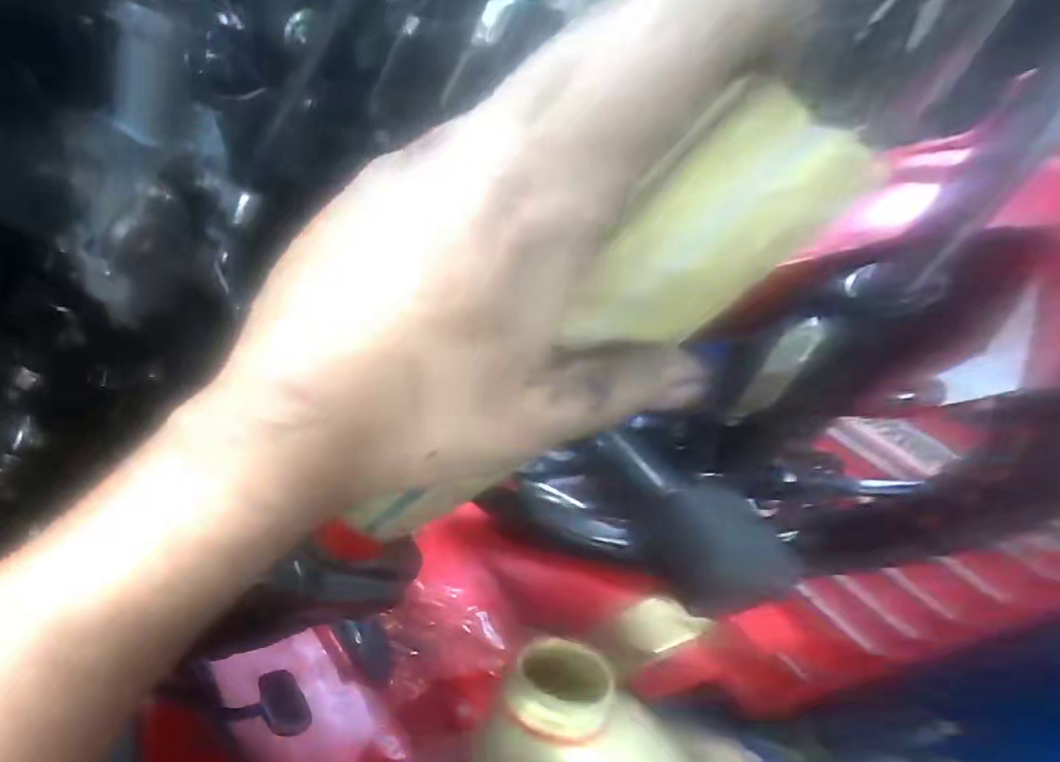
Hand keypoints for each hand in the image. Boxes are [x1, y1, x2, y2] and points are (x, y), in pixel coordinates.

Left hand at [199, 0, 800, 506]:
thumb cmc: (413, 422)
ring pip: (524, 87)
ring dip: (587, 97)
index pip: (661, 51)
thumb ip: (622, 384)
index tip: (779, 40)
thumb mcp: (532, 418)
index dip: (737, 16)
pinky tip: (498, 218)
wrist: (280, 422)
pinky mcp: (370, 184)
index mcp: (541, 196)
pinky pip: (464, 138)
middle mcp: (479, 146)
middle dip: (670, 48)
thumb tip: (692, 374)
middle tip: (702, 101)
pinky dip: (511, 147)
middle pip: (595, 45)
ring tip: (604, 167)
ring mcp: (413, 157)